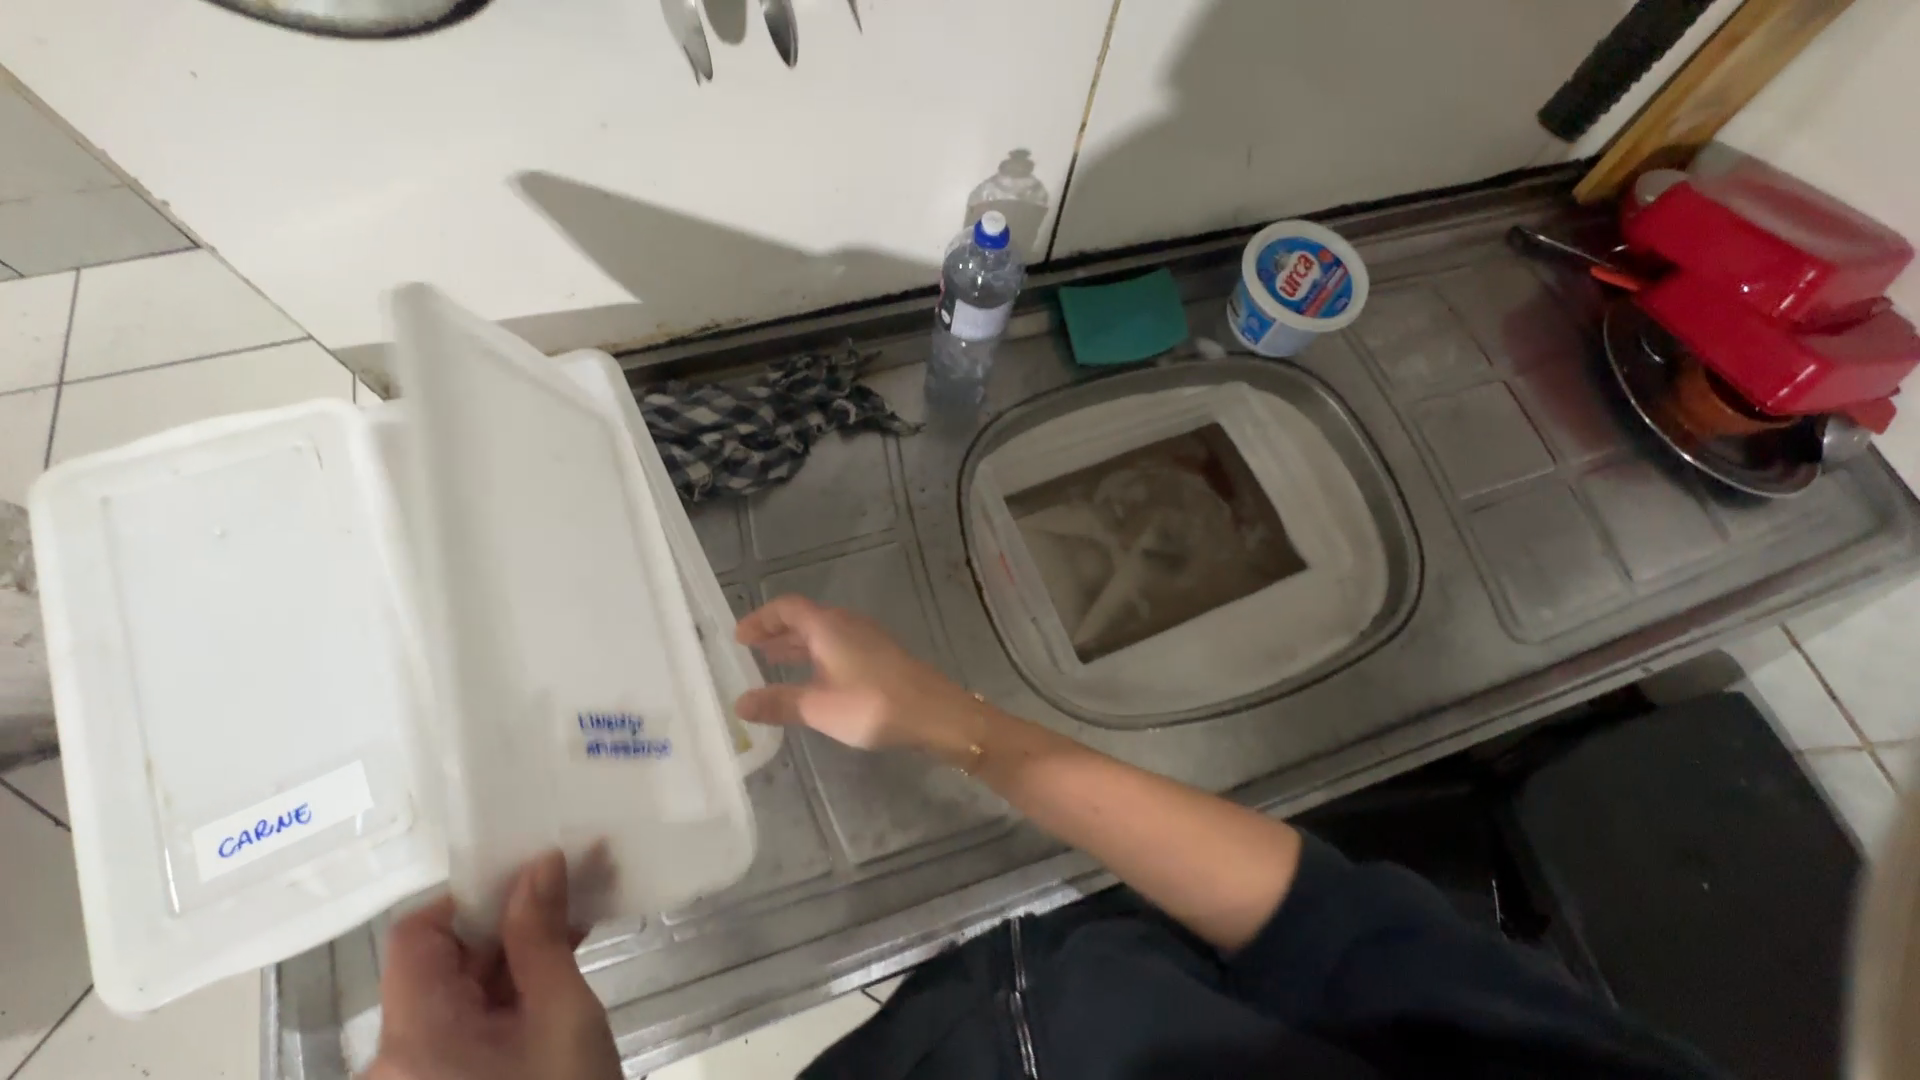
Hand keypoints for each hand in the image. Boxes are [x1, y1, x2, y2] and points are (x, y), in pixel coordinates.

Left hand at [366, 851, 620, 1079]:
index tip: (532, 871)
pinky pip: (468, 1019)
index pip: (416, 934)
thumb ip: (543, 936)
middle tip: (570, 881)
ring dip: (515, 950)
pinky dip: (510, 988)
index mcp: (412, 1038)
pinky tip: (558, 962)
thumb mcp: (563, 1014)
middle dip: (506, 917)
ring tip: (577, 916)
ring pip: (459, 989)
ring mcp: (417, 1077)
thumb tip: (541, 863)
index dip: (471, 894)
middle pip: (439, 961)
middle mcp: (394, 1058)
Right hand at [734, 595, 979, 755]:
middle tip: (751, 651)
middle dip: (776, 632)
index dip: (761, 619)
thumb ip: (778, 702)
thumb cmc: (872, 705)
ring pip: (823, 634)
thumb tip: (740, 703)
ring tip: (773, 664)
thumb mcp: (818, 707)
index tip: (739, 637)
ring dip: (797, 646)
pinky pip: (838, 646)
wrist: (935, 714)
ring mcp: (867, 638)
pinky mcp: (881, 656)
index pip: (787, 608)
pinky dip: (817, 656)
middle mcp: (847, 624)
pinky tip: (813, 681)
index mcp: (828, 626)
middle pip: (805, 618)